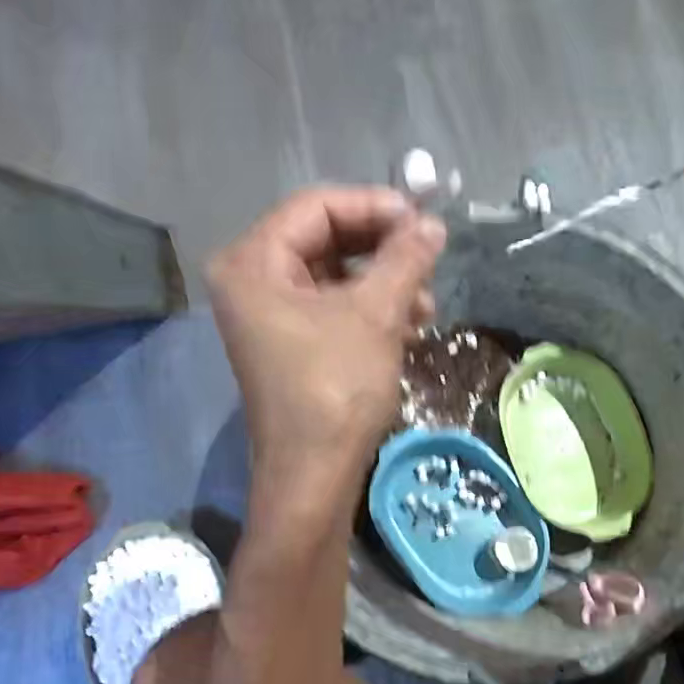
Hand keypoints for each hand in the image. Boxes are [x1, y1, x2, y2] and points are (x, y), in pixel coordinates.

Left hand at [207, 186, 446, 477]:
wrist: (314, 476)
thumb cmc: (336, 390)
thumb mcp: (376, 316)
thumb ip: (405, 259)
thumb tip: (433, 224)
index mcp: (253, 263)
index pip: (317, 207)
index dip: (375, 207)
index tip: (424, 220)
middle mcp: (250, 283)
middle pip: (324, 240)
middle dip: (382, 251)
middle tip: (429, 262)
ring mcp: (268, 319)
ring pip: (333, 278)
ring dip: (383, 285)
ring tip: (426, 308)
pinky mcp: (289, 348)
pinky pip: (331, 311)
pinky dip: (369, 313)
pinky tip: (408, 328)